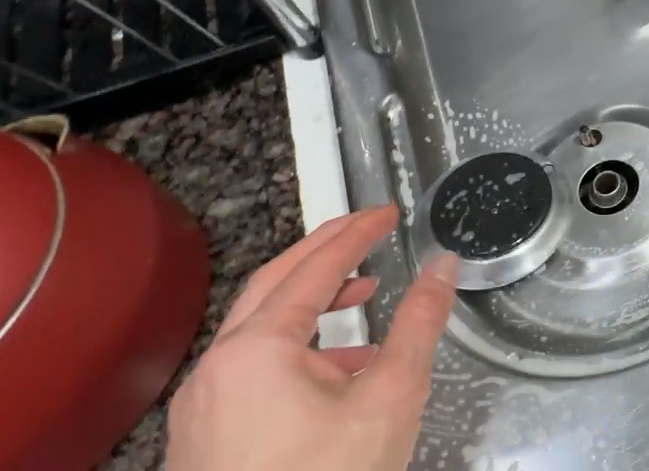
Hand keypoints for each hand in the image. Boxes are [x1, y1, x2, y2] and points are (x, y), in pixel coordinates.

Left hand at [168, 206, 457, 470]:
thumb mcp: (390, 396)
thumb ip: (420, 322)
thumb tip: (444, 265)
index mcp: (256, 350)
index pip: (313, 268)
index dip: (356, 233)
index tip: (390, 211)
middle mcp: (217, 368)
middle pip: (273, 284)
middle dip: (326, 251)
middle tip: (371, 230)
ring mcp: (204, 406)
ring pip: (260, 327)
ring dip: (315, 299)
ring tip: (366, 293)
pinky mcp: (206, 437)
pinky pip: (253, 365)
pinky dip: (299, 343)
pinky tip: (342, 365)